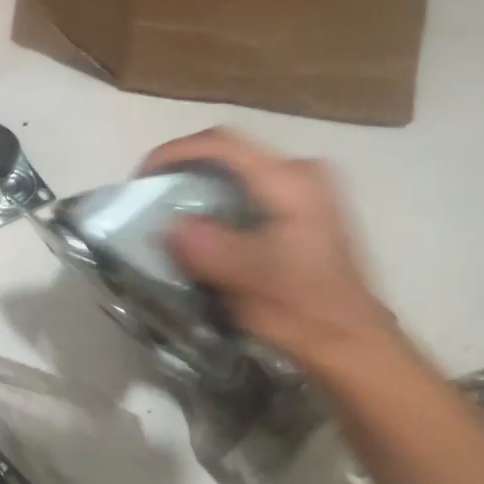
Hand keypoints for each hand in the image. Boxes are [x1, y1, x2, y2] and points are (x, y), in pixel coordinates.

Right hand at [143, 128, 399, 373]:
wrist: (346, 339)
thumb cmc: (300, 309)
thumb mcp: (246, 278)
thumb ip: (207, 246)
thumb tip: (166, 226)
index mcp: (289, 180)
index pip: (220, 144)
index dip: (171, 154)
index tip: (137, 183)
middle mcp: (299, 172)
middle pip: (225, 154)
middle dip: (179, 173)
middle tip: (145, 203)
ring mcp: (302, 189)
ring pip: (232, 173)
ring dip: (193, 190)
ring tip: (162, 217)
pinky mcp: (298, 209)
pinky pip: (242, 191)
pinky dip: (210, 203)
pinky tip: (195, 231)